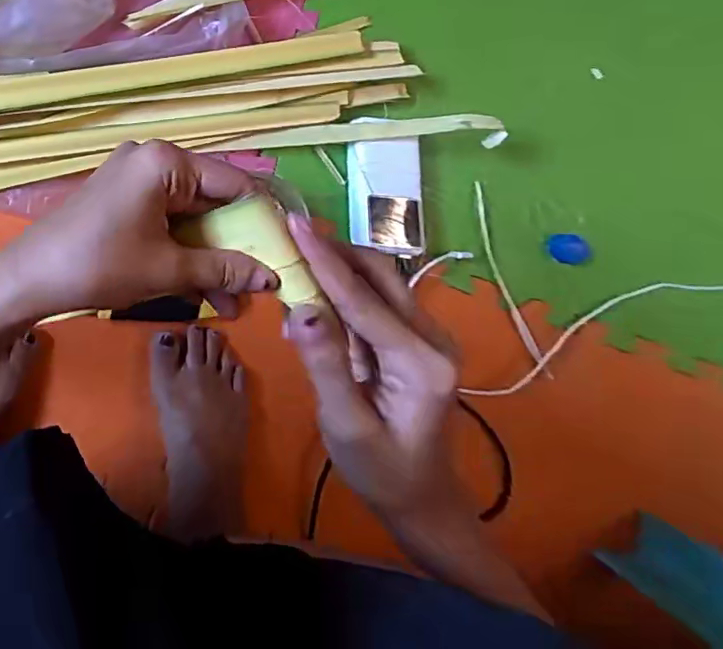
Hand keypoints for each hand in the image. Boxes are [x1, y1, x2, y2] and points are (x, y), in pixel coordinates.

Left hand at [0, 140, 278, 318]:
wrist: (30, 276)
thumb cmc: (101, 264)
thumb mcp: (168, 269)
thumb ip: (223, 268)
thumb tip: (272, 278)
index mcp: (165, 162)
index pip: (234, 184)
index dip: (263, 220)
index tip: (287, 252)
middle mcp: (151, 159)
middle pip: (210, 201)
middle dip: (234, 247)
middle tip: (260, 285)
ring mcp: (132, 177)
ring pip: (188, 216)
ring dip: (209, 256)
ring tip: (232, 303)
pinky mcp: (120, 197)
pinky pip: (164, 220)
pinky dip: (182, 250)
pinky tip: (201, 289)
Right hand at [283, 216, 465, 524]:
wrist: (422, 499)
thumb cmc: (381, 470)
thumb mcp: (345, 425)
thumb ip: (325, 365)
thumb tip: (300, 309)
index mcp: (420, 363)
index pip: (362, 298)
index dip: (324, 258)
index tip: (294, 222)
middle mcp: (432, 339)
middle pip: (379, 274)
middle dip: (333, 251)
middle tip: (290, 234)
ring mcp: (428, 337)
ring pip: (378, 281)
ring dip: (337, 268)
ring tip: (295, 266)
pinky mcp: (416, 340)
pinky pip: (376, 300)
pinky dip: (343, 292)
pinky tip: (315, 304)